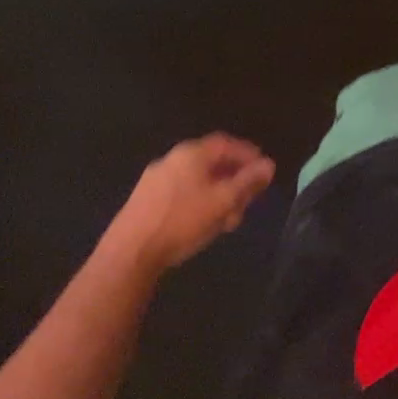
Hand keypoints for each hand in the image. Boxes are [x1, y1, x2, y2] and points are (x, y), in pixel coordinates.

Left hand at [101, 133, 275, 271]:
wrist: (128, 255)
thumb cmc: (182, 221)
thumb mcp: (224, 201)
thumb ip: (248, 181)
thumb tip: (269, 165)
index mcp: (191, 153)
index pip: (227, 143)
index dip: (248, 154)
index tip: (263, 170)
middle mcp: (171, 160)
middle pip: (212, 163)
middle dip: (234, 181)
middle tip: (247, 201)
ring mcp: (154, 180)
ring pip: (196, 181)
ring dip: (217, 195)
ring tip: (228, 219)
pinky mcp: (143, 201)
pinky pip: (180, 193)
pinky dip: (198, 202)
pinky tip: (203, 224)